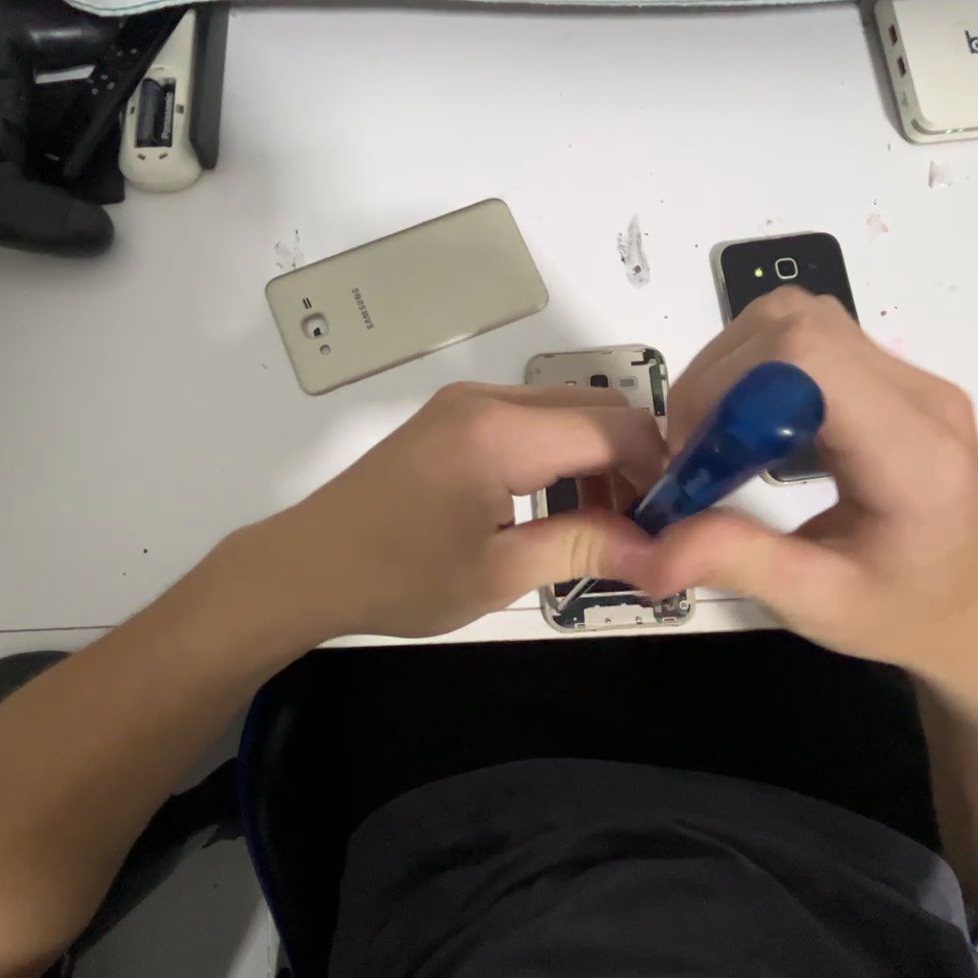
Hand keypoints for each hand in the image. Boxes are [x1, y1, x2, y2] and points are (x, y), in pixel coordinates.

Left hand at [255, 383, 665, 639]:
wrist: (306, 567)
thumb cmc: (396, 578)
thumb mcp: (497, 574)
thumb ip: (582, 548)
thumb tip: (661, 551)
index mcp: (499, 432)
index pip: (614, 427)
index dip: (658, 469)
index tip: (672, 521)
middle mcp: (486, 400)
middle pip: (595, 408)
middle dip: (631, 462)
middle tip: (639, 528)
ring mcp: (466, 404)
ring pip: (565, 412)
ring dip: (595, 459)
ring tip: (598, 524)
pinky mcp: (453, 419)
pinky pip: (530, 420)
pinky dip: (558, 455)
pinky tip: (552, 505)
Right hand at [619, 288, 977, 686]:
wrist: (971, 612)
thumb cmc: (904, 614)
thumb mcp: (818, 605)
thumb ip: (739, 561)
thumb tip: (651, 540)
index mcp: (910, 452)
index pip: (808, 357)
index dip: (727, 387)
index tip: (692, 456)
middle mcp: (916, 394)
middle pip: (794, 324)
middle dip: (716, 379)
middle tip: (692, 453)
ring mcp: (905, 377)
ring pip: (794, 319)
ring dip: (730, 370)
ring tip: (715, 441)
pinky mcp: (886, 378)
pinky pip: (804, 339)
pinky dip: (751, 372)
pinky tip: (747, 432)